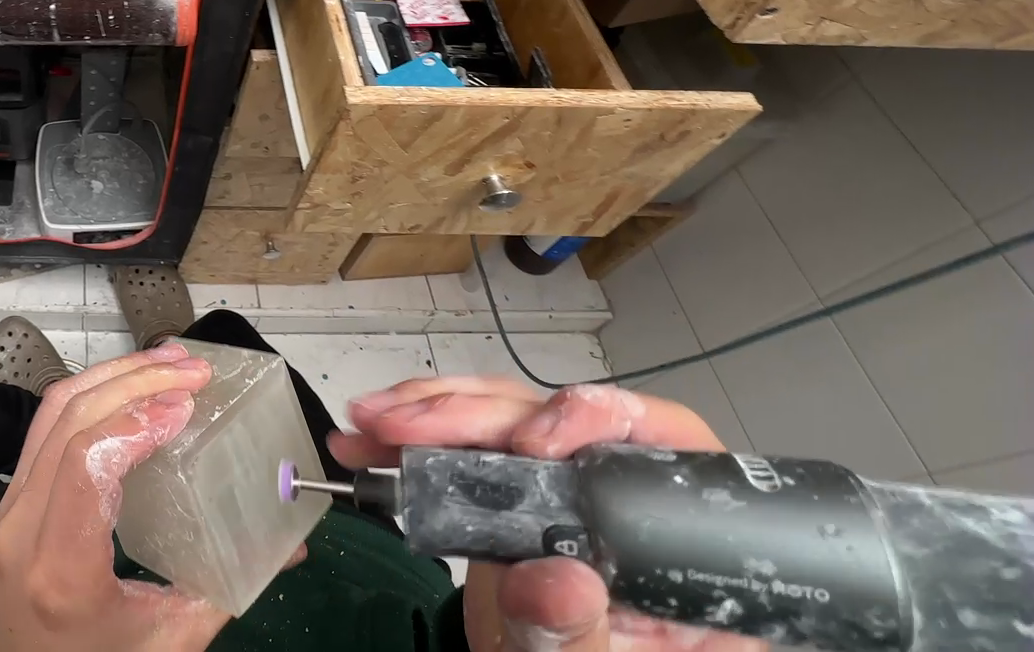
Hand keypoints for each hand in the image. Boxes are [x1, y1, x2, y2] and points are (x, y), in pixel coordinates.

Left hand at [0, 343, 230, 651]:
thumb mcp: (168, 643)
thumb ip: (227, 588)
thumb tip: (291, 545)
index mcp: (62, 567)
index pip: (87, 464)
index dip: (136, 420)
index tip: (186, 404)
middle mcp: (24, 523)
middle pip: (69, 420)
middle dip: (135, 380)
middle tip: (192, 369)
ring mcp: (12, 502)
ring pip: (54, 410)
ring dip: (113, 374)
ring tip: (167, 360)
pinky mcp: (14, 492)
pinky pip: (47, 422)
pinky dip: (92, 390)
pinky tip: (130, 382)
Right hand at [333, 377, 768, 651]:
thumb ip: (576, 640)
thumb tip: (557, 579)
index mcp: (670, 539)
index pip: (659, 443)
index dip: (599, 417)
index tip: (531, 442)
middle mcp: (616, 492)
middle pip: (552, 416)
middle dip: (467, 413)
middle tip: (395, 425)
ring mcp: (554, 481)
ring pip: (499, 411)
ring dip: (426, 409)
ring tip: (368, 422)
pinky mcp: (504, 480)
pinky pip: (463, 436)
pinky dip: (412, 429)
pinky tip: (370, 435)